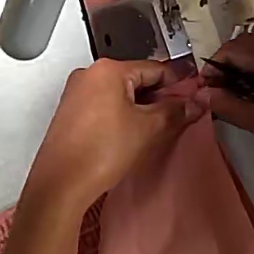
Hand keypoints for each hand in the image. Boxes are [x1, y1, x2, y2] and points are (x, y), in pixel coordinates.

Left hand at [22, 59, 201, 213]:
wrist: (62, 184)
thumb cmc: (96, 153)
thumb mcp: (148, 128)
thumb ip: (175, 111)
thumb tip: (191, 104)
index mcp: (107, 70)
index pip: (156, 68)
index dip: (178, 85)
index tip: (190, 99)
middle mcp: (88, 76)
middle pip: (137, 79)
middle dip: (158, 99)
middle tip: (175, 118)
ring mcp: (77, 94)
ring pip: (121, 94)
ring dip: (140, 110)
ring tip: (152, 132)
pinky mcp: (71, 114)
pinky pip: (105, 107)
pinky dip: (122, 117)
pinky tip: (130, 138)